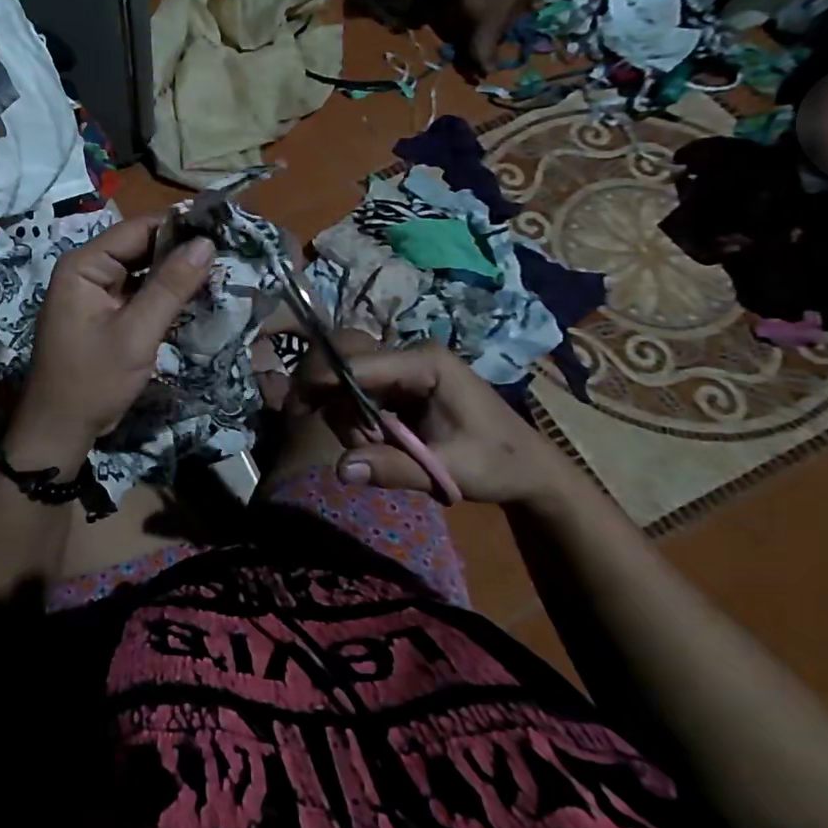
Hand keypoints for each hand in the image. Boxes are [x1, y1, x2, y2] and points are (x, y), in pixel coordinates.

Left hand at [6, 216, 214, 474]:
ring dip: (177, 272)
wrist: (61, 429)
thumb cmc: (93, 380)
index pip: (138, 229)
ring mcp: (97, 293)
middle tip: (228, 250)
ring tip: (221, 269)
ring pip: (144, 270)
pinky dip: (166, 294)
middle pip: (141, 247)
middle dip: (182, 250)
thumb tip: (207, 243)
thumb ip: (171, 287)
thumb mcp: (136, 333)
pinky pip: (140, 293)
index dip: (180, 226)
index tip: (222, 227)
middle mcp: (88, 270)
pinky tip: (197, 295)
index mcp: (84, 265)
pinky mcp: (107, 313)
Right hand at [303, 342, 577, 503]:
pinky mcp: (402, 388)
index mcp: (426, 363)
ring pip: (352, 387)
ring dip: (350, 420)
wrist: (530, 469)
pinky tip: (376, 445)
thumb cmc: (498, 463)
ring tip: (376, 452)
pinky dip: (359, 423)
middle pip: (350, 371)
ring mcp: (405, 372)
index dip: (326, 381)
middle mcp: (411, 358)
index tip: (297, 406)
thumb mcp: (449, 468)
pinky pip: (363, 399)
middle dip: (339, 407)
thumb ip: (394, 467)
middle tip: (353, 445)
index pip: (362, 363)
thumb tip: (340, 468)